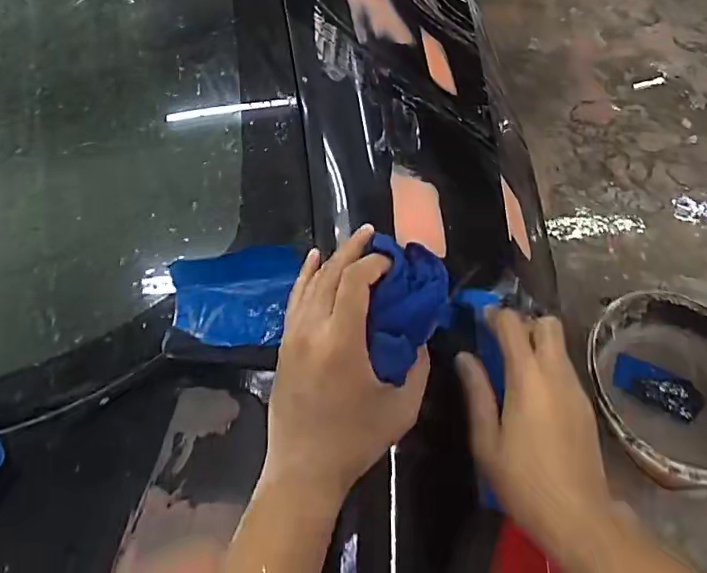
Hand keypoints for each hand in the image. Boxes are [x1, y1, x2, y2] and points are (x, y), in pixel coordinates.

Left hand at [264, 223, 429, 499]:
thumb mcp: (401, 406)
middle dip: (354, 250)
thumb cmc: (355, 439)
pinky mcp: (285, 343)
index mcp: (341, 341)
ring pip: (312, 281)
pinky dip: (306, 275)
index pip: (355, 282)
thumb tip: (421, 332)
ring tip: (353, 240)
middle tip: (374, 235)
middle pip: (331, 273)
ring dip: (333, 257)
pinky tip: (313, 258)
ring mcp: (294, 334)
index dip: (375, 264)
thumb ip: (418, 364)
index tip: (393, 263)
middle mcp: (312, 329)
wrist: (302, 471)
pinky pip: (295, 298)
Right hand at [457, 310, 692, 572]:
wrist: (579, 515)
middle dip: (524, 323)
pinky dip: (549, 367)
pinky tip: (535, 397)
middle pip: (546, 323)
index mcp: (527, 376)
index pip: (513, 323)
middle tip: (503, 343)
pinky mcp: (586, 404)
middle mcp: (555, 371)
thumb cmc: (524, 480)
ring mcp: (575, 387)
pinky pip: (565, 368)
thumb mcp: (487, 442)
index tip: (480, 319)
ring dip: (538, 345)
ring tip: (515, 372)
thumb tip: (465, 357)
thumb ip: (477, 393)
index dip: (495, 315)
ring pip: (559, 345)